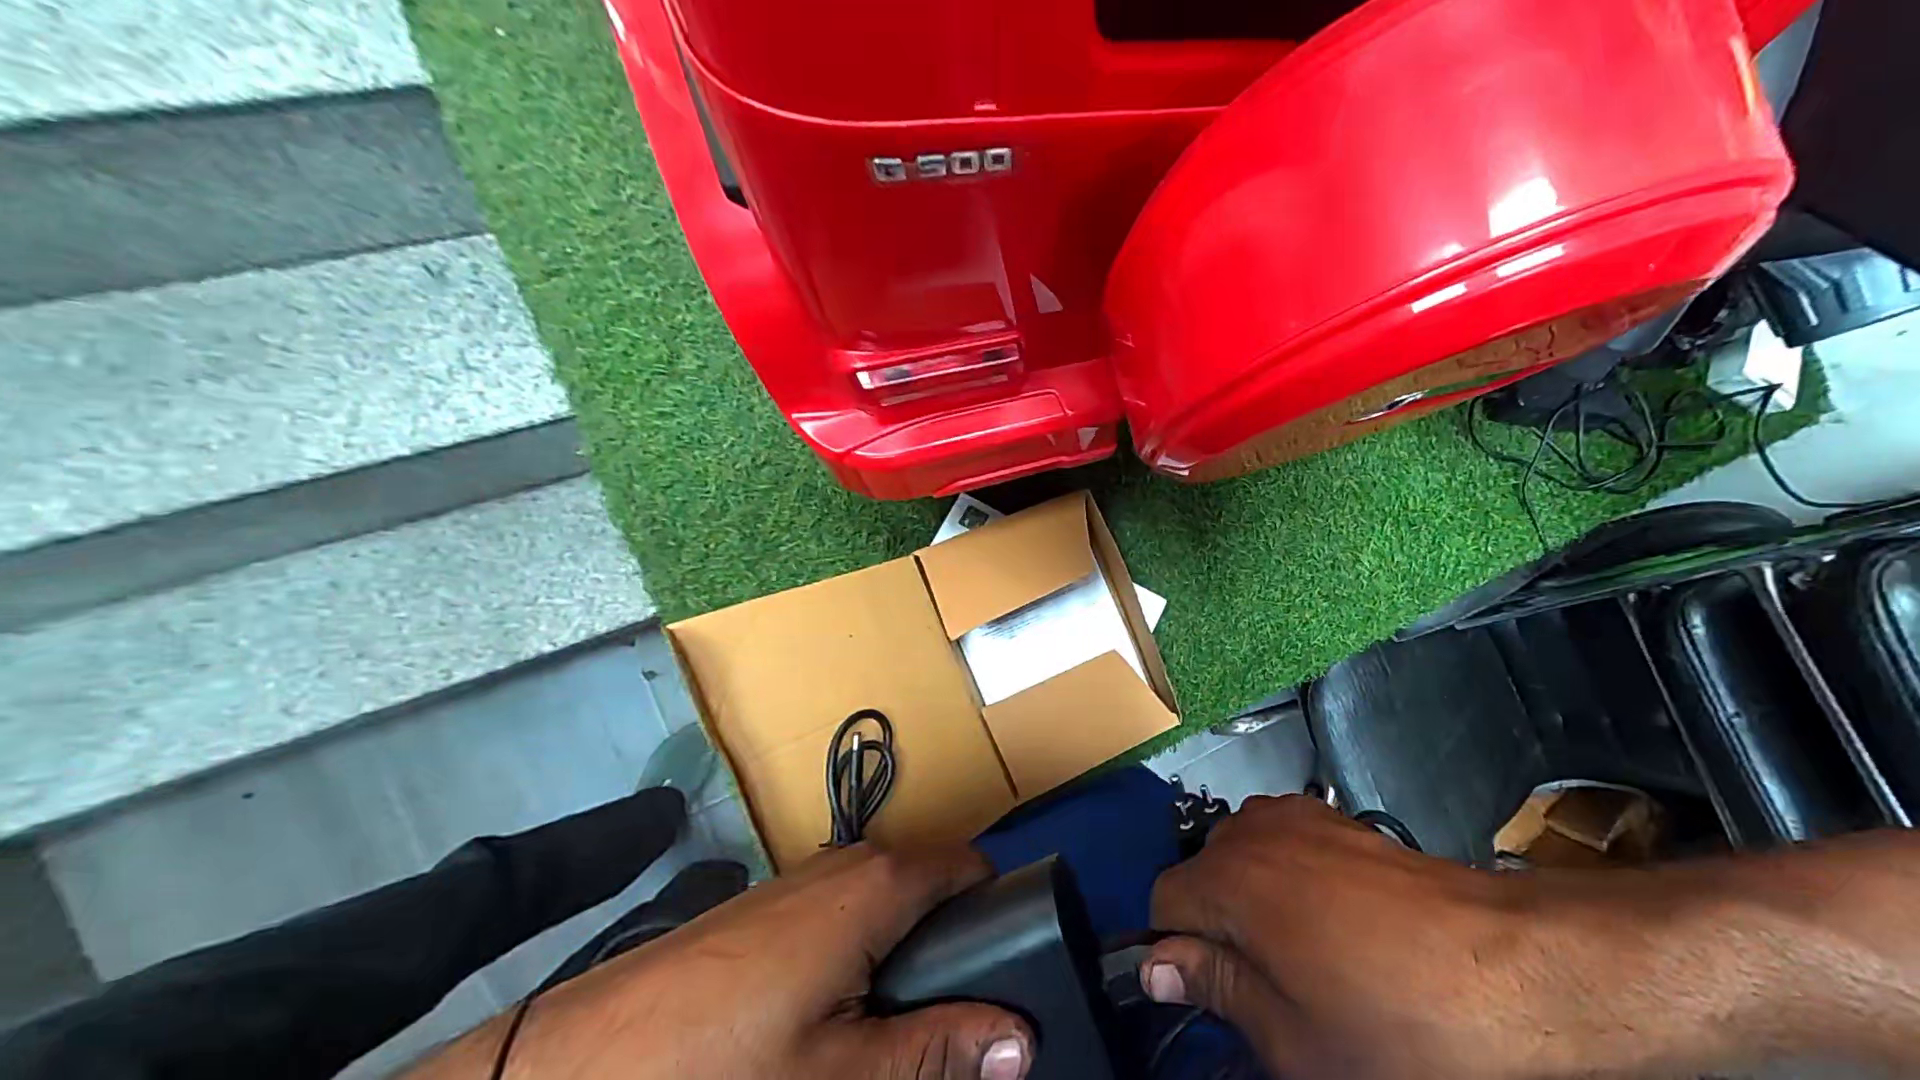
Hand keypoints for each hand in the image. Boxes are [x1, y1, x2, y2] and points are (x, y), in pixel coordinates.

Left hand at [410, 844, 1031, 1079]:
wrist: (589, 1057)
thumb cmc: (728, 1061)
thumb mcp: (844, 1072)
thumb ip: (938, 1047)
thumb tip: (1020, 1038)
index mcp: (875, 884)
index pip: (964, 864)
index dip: (997, 902)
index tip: (1010, 957)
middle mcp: (842, 862)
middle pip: (925, 878)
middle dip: (950, 933)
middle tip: (955, 1008)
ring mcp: (799, 878)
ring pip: (881, 894)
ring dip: (901, 942)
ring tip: (894, 1017)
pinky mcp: (764, 903)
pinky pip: (837, 908)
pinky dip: (857, 944)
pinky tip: (831, 1006)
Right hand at [1139, 795, 1571, 1079]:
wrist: (1511, 965)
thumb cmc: (1398, 1018)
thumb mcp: (1295, 1038)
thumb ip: (1213, 989)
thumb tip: (1155, 966)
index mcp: (1227, 880)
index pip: (1161, 905)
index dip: (1177, 952)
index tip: (1214, 992)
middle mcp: (1247, 832)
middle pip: (1198, 876)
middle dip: (1216, 924)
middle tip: (1269, 982)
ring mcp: (1289, 816)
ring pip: (1235, 856)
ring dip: (1247, 896)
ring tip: (1303, 946)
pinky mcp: (1328, 817)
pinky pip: (1275, 839)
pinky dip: (1280, 870)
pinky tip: (1330, 912)